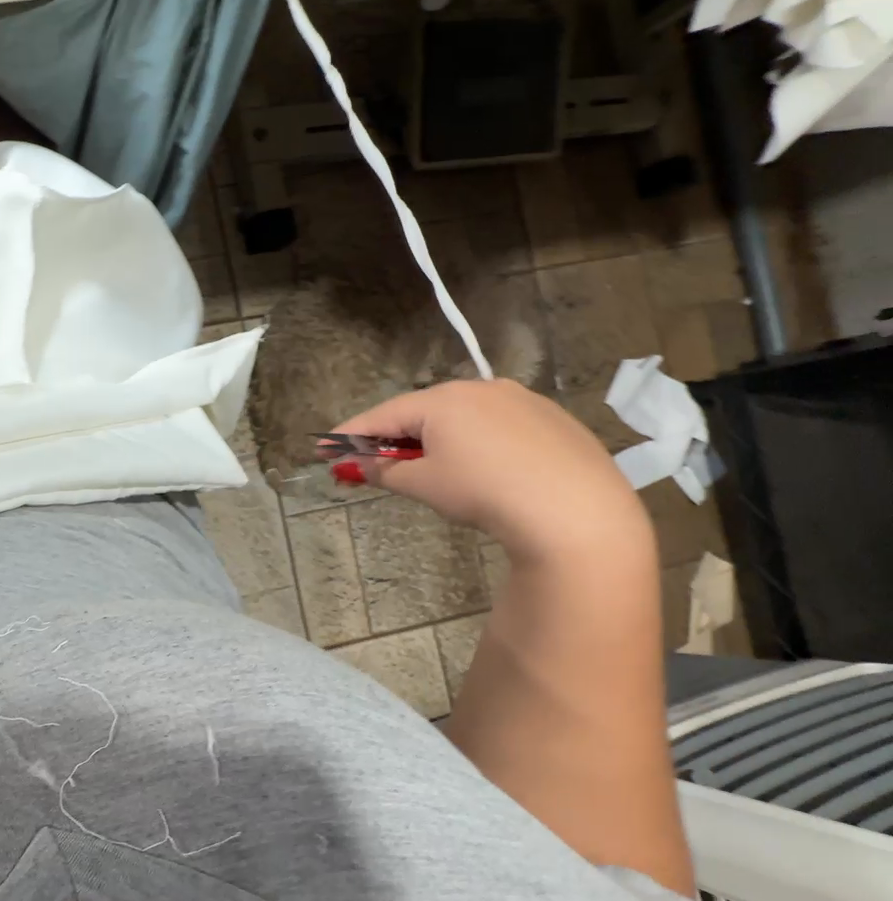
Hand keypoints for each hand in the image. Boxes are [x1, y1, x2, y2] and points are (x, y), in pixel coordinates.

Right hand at [329, 380, 650, 562]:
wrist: (577, 512)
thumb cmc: (484, 492)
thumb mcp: (422, 484)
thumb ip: (382, 470)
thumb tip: (356, 464)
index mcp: (443, 399)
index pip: (381, 415)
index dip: (348, 436)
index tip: (323, 450)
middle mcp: (481, 388)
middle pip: (420, 412)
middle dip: (391, 437)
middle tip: (368, 463)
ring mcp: (521, 400)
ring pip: (459, 417)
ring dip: (431, 439)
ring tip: (421, 469)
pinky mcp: (551, 420)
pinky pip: (493, 426)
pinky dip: (470, 442)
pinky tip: (474, 470)